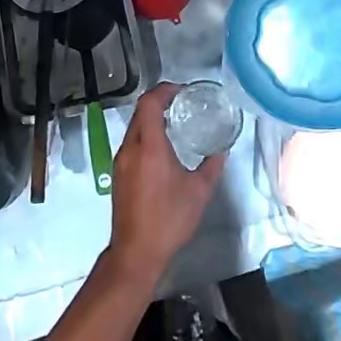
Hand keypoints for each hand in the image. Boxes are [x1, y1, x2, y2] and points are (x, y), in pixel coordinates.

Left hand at [104, 84, 225, 287]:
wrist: (136, 250)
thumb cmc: (170, 219)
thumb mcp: (199, 191)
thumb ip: (212, 165)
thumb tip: (222, 149)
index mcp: (149, 146)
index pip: (149, 103)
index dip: (164, 90)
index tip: (182, 91)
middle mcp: (130, 148)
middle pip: (140, 112)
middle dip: (159, 102)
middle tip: (183, 104)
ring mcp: (120, 160)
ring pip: (134, 127)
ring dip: (152, 119)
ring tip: (175, 123)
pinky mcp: (118, 172)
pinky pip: (131, 142)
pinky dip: (145, 135)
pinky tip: (162, 147)